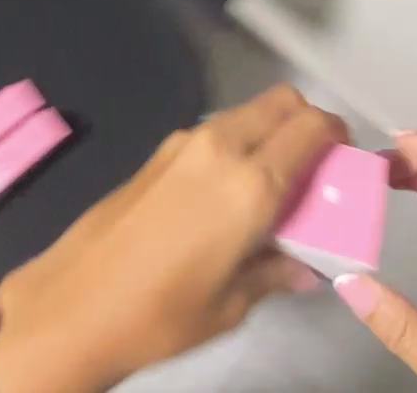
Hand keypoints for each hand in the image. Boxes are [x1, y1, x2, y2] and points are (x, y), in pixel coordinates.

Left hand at [0, 84, 346, 392]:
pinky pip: (218, 128)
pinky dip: (240, 141)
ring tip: (273, 181)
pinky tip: (228, 190)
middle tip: (314, 167)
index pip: (312, 128)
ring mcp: (188, 141)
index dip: (337, 135)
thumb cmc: (161, 314)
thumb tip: (305, 268)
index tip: (344, 160)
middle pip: (283, 102)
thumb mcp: (231, 304)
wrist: (72, 302)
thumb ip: (275, 272)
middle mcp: (223, 146)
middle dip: (308, 122)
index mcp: (251, 183)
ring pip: (249, 111)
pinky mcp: (161, 149)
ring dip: (272, 130)